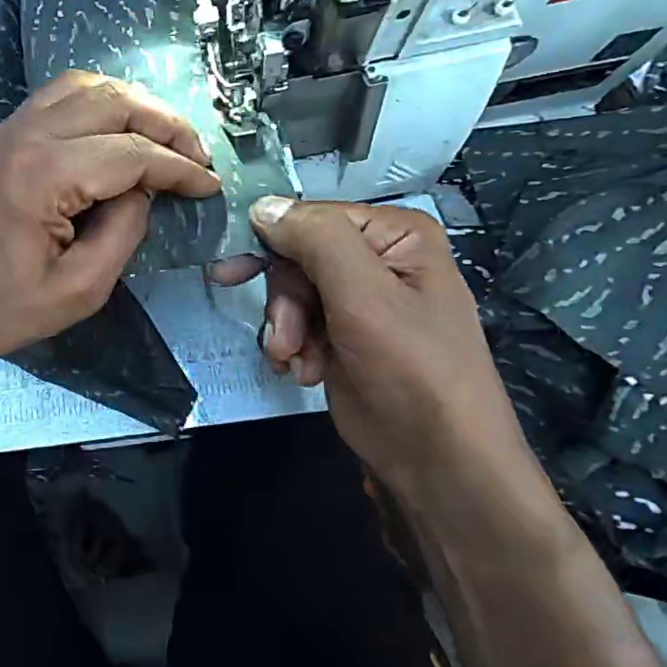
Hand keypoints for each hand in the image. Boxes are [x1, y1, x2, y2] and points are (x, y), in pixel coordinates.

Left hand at [0, 71, 220, 384]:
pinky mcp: (3, 135)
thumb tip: (147, 186)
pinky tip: (123, 129)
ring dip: (136, 106)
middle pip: (113, 102)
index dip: (178, 167)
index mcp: (41, 177)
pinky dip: (102, 102)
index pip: (130, 153)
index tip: (210, 186)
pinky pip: (61, 95)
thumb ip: (127, 228)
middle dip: (167, 125)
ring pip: (87, 86)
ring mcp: (7, 129)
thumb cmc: (12, 309)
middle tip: (198, 156)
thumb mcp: (85, 286)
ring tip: (167, 138)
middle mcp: (23, 137)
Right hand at [210, 197, 527, 488]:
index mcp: (396, 234)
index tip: (229, 272)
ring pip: (295, 295)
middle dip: (285, 301)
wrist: (437, 460)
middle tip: (286, 340)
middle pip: (301, 258)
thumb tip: (263, 205)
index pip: (315, 218)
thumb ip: (316, 240)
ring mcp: (363, 302)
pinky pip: (303, 326)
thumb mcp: (364, 296)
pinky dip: (296, 349)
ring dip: (288, 330)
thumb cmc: (410, 369)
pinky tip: (307, 373)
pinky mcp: (347, 339)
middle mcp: (380, 260)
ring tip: (298, 364)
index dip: (272, 242)